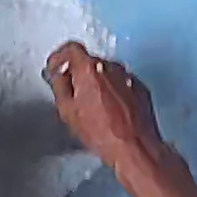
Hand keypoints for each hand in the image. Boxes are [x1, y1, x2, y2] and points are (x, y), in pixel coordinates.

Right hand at [44, 42, 160, 167]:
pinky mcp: (140, 88)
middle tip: (70, 90)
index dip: (59, 56)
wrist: (134, 148)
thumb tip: (57, 75)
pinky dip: (112, 90)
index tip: (56, 66)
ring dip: (96, 82)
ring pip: (106, 71)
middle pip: (89, 60)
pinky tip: (108, 110)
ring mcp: (128, 77)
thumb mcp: (67, 110)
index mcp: (89, 69)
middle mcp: (111, 67)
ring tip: (91, 104)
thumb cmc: (102, 132)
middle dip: (77, 72)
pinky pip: (121, 82)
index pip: (71, 48)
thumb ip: (58, 84)